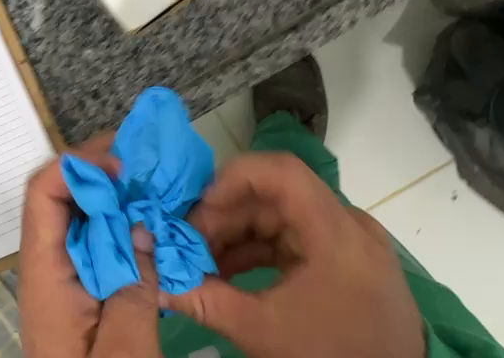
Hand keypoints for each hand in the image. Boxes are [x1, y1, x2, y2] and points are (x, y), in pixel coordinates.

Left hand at [18, 134, 162, 357]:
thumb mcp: (125, 350)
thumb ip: (134, 284)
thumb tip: (140, 223)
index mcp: (43, 272)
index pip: (43, 194)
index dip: (78, 167)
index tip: (123, 164)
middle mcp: (45, 266)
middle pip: (59, 198)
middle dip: (99, 174)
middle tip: (146, 166)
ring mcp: (60, 280)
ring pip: (78, 220)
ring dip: (112, 200)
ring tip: (153, 187)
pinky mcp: (78, 296)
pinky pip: (93, 248)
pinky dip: (119, 230)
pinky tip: (150, 229)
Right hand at [161, 153, 424, 357]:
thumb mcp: (263, 333)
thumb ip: (204, 298)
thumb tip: (153, 278)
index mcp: (336, 233)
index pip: (280, 171)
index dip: (232, 179)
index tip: (197, 209)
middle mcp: (347, 226)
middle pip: (273, 196)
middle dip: (225, 215)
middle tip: (188, 243)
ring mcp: (350, 244)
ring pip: (279, 217)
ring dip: (237, 234)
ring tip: (202, 262)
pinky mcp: (347, 262)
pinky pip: (294, 239)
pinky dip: (259, 250)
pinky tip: (228, 273)